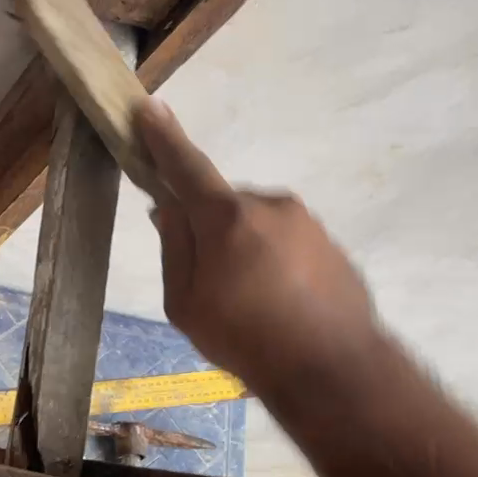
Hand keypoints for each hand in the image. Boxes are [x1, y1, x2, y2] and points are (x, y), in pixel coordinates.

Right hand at [135, 99, 379, 394]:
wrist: (330, 367)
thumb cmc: (243, 339)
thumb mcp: (185, 304)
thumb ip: (175, 249)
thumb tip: (169, 209)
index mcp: (227, 218)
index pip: (187, 169)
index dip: (164, 140)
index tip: (147, 108)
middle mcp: (270, 205)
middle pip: (221, 205)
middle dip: (208, 230)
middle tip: (206, 284)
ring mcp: (305, 221)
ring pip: (253, 224)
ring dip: (241, 250)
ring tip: (246, 303)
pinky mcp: (329, 241)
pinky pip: (283, 242)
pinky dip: (270, 263)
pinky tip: (275, 303)